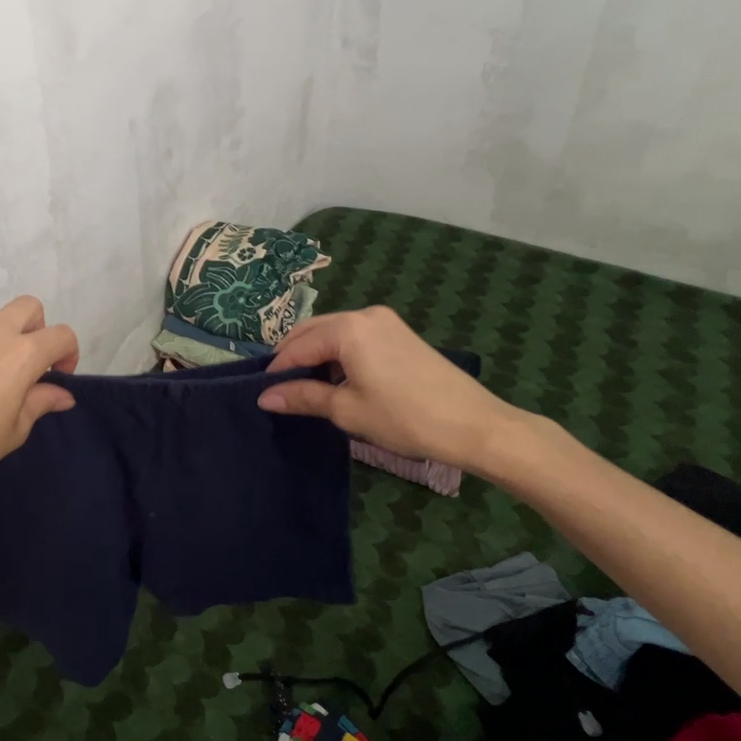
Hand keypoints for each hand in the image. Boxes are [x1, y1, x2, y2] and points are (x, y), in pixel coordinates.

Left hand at [0, 296, 80, 495]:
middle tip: (33, 365)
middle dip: (39, 328)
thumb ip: (40, 402)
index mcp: (21, 353)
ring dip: (4, 345)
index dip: (69, 354)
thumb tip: (62, 394)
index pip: (61, 334)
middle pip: (28, 307)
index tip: (59, 378)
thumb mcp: (16, 429)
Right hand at [257, 306, 525, 471]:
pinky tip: (339, 381)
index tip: (264, 395)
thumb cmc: (405, 418)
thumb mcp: (348, 410)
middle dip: (294, 357)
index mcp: (347, 328)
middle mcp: (364, 315)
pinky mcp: (400, 334)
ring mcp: (385, 321)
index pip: (297, 345)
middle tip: (282, 391)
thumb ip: (303, 397)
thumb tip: (265, 397)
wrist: (476, 426)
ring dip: (316, 356)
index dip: (277, 370)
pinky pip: (355, 337)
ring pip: (334, 333)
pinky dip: (339, 354)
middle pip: (313, 331)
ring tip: (310, 390)